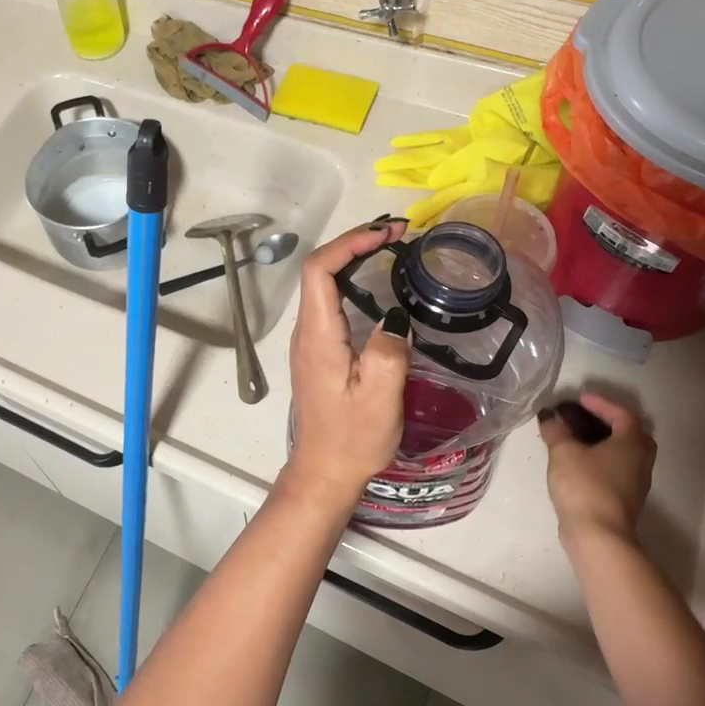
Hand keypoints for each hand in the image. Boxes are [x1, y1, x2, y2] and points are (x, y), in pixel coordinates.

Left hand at [287, 220, 413, 492]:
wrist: (324, 471)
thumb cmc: (352, 438)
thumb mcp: (380, 397)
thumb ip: (388, 350)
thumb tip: (393, 317)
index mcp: (317, 335)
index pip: (319, 269)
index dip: (349, 243)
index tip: (386, 234)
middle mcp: (306, 331)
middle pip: (320, 271)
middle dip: (355, 244)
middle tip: (397, 236)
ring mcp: (310, 341)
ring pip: (325, 285)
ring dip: (355, 261)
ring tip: (394, 251)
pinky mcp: (319, 352)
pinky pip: (332, 304)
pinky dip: (355, 283)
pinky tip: (382, 288)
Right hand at [539, 394, 655, 544]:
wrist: (598, 534)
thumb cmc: (585, 485)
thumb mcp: (564, 451)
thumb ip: (556, 430)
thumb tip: (550, 415)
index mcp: (632, 443)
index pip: (622, 415)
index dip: (601, 404)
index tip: (580, 399)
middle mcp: (640, 461)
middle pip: (631, 434)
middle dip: (609, 423)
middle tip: (585, 418)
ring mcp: (635, 482)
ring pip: (624, 454)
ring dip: (604, 442)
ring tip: (577, 439)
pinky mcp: (624, 499)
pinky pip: (615, 469)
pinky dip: (600, 459)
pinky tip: (579, 462)